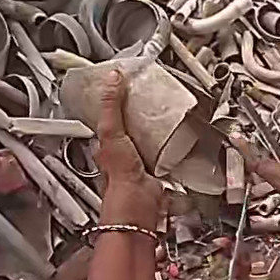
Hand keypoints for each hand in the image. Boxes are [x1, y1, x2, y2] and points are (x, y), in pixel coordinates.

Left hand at [95, 72, 162, 230]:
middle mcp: (121, 151)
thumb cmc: (119, 174)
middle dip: (137, 112)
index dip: (113, 100)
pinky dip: (168, 141)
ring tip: (162, 110)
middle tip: (146, 94)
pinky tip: (173, 134)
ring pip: (145, 136)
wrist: (139, 200)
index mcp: (105, 142)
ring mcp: (139, 159)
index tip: (122, 83)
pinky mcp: (156, 167)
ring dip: (154, 126)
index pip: (107, 115)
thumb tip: (112, 78)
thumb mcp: (111, 131)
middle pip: (128, 125)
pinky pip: (163, 149)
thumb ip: (111, 105)